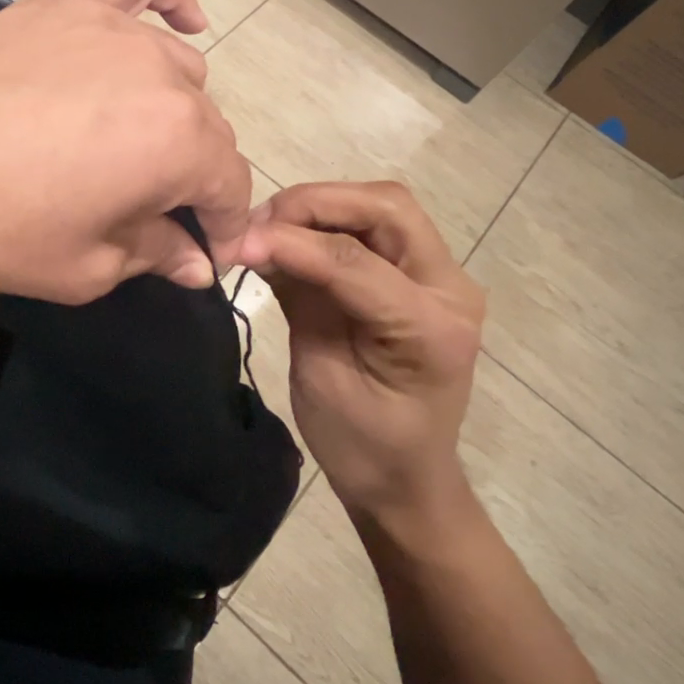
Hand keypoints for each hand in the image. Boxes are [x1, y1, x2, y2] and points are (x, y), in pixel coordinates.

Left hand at [0, 0, 251, 304]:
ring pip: (178, 66)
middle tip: (153, 214)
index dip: (223, 227)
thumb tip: (197, 263)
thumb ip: (154, 256)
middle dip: (194, 177)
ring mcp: (112, 27)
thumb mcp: (82, 268)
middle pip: (207, 127)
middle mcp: (161, 74)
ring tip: (133, 145)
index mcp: (178, 142)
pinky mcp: (65, 1)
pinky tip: (182, 20)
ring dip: (174, 110)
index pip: (229, 186)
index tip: (205, 256)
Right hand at [238, 182, 483, 525]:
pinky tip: (286, 238)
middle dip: (316, 202)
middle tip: (258, 223)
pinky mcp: (414, 277)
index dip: (294, 242)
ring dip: (321, 206)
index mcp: (430, 326)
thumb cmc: (361, 445)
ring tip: (267, 227)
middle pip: (386, 207)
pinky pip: (372, 230)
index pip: (357, 260)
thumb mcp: (322, 377)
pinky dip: (326, 223)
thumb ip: (300, 300)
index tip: (238, 240)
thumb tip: (252, 241)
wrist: (403, 480)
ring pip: (382, 207)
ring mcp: (435, 280)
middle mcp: (445, 289)